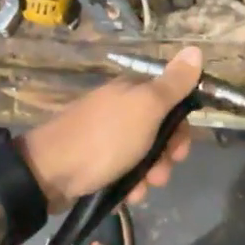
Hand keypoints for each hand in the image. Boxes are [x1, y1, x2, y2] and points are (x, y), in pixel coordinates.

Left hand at [16, 46, 200, 209]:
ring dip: (151, 172)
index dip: (182, 124)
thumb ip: (173, 84)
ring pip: (144, 153)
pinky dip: (131, 182)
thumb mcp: (146, 108)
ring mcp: (106, 134)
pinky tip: (129, 194)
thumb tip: (196, 50)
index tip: (181, 147)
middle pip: (160, 129)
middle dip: (167, 154)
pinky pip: (124, 169)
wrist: (49, 172)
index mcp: (133, 90)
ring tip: (144, 187)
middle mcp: (120, 107)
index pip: (172, 99)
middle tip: (162, 172)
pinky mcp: (95, 159)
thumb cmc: (105, 137)